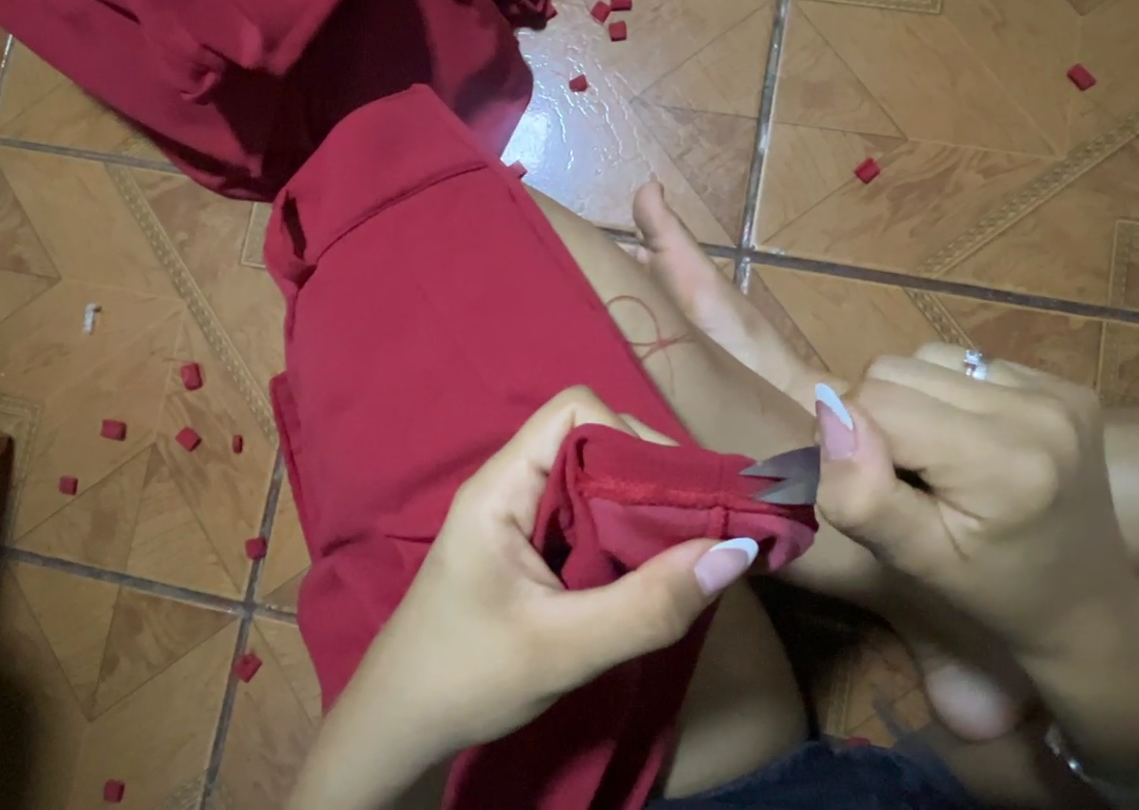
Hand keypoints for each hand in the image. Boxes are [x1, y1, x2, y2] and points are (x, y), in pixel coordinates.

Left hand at [343, 386, 759, 756]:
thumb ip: (648, 605)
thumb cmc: (467, 678)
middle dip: (651, 475)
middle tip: (702, 523)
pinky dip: (629, 533)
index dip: (629, 436)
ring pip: (597, 481)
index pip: (575, 412)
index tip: (673, 494)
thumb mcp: (564, 648)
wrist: (401, 725)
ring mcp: (523, 516)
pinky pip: (592, 516)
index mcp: (503, 486)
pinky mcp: (534, 546)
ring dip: (644, 507)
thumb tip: (737, 551)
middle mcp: (514, 485)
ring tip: (689, 544)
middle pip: (594, 440)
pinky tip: (655, 567)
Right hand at [811, 344, 1138, 661]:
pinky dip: (944, 395)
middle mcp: (1034, 408)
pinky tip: (968, 439)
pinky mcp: (1060, 382)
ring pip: (921, 357)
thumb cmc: (992, 593)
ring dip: (907, 400)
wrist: (1086, 604)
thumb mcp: (914, 563)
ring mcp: (1053, 389)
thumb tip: (830, 418)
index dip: (849, 437)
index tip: (865, 482)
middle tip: (899, 474)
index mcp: (1001, 461)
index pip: (876, 401)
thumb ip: (863, 497)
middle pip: (893, 370)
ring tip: (935, 455)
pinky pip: (960, 361)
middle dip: (875, 416)